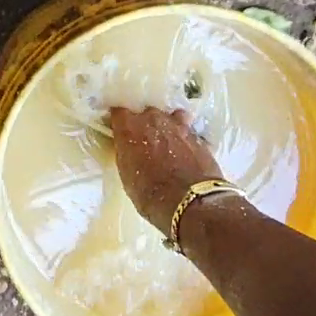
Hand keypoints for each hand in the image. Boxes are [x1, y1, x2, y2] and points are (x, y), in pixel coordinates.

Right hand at [108, 107, 227, 233]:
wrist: (191, 202)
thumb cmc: (150, 194)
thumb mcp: (127, 175)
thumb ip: (127, 153)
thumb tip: (128, 149)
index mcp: (129, 127)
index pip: (118, 113)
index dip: (119, 122)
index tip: (119, 130)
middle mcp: (152, 119)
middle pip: (145, 113)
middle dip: (144, 124)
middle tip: (144, 141)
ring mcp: (177, 125)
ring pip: (169, 117)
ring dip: (167, 127)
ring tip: (168, 142)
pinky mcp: (197, 136)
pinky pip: (187, 130)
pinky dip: (184, 138)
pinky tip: (186, 150)